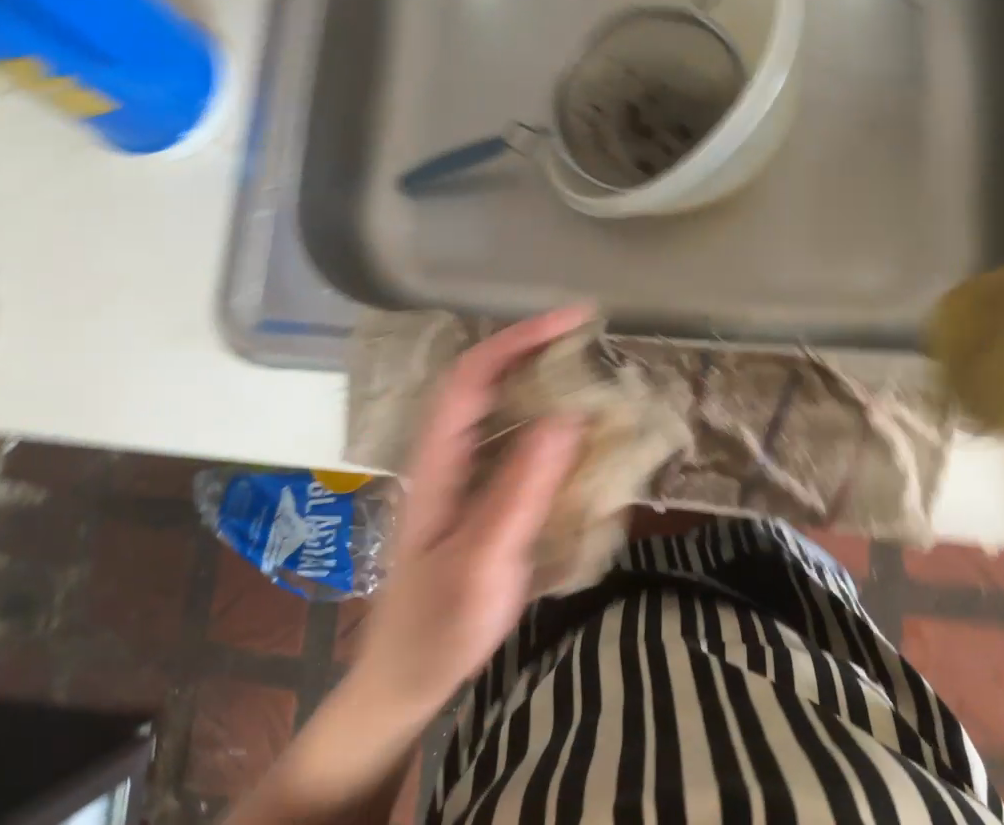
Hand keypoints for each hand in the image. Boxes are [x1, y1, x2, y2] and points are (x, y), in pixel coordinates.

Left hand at [349, 306, 590, 722]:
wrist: (403, 681)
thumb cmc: (435, 628)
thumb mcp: (482, 563)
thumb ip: (519, 492)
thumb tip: (567, 417)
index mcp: (435, 461)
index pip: (472, 376)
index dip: (518, 339)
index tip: (574, 322)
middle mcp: (446, 458)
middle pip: (487, 385)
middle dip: (538, 355)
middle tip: (598, 349)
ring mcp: (461, 481)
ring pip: (503, 416)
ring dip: (547, 391)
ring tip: (600, 385)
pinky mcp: (478, 503)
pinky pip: (516, 451)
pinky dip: (551, 434)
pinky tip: (585, 444)